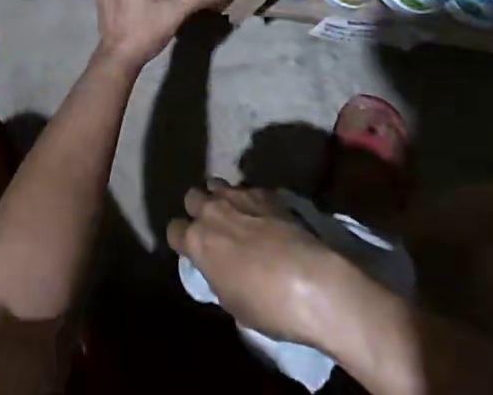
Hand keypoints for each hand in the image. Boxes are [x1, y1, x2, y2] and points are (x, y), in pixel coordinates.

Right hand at [165, 180, 363, 345]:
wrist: (319, 286)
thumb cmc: (271, 307)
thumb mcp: (233, 304)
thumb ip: (217, 278)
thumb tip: (219, 270)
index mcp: (196, 241)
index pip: (173, 231)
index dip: (183, 242)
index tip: (195, 254)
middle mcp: (211, 212)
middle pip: (192, 198)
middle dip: (199, 210)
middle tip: (215, 230)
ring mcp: (239, 198)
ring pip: (217, 185)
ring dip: (222, 198)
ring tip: (237, 216)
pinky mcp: (267, 194)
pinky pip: (249, 190)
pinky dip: (252, 201)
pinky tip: (266, 217)